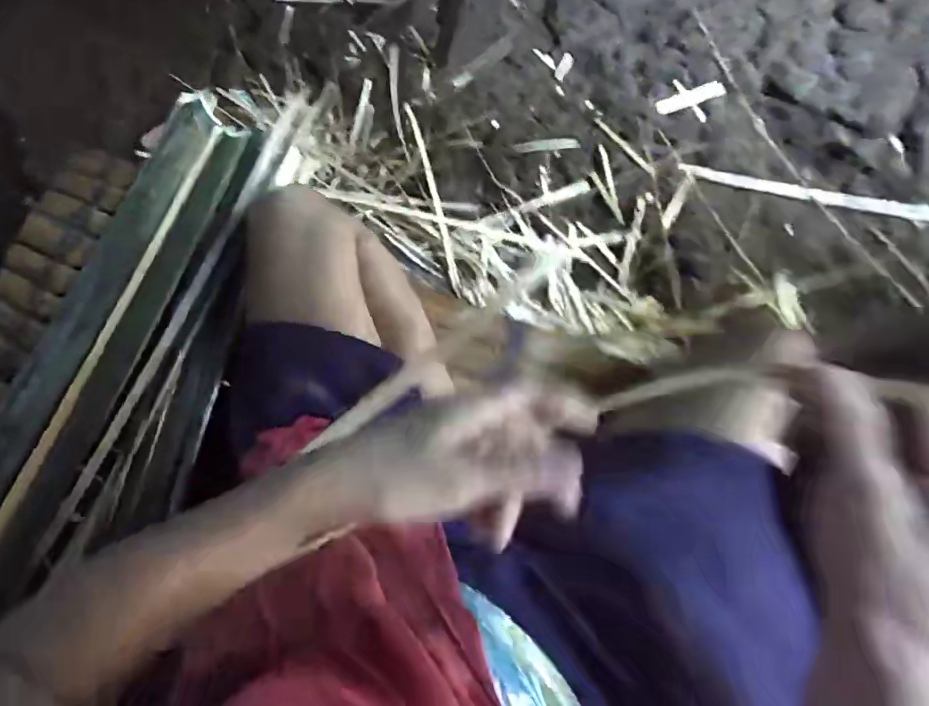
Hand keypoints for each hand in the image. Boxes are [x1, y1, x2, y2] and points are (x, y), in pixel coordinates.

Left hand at [306, 383, 596, 549]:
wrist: (334, 489)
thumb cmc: (400, 478)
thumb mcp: (465, 480)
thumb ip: (521, 473)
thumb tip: (574, 466)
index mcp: (473, 407)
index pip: (529, 392)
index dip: (564, 402)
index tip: (594, 426)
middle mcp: (464, 414)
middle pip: (517, 433)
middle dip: (538, 472)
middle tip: (563, 511)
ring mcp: (447, 436)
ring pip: (497, 458)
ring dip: (508, 494)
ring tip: (497, 536)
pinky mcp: (433, 458)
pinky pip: (475, 471)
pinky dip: (484, 498)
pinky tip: (480, 529)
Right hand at [793, 366, 928, 699]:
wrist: (863, 646)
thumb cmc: (877, 572)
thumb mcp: (863, 489)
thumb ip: (843, 418)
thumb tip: (810, 354)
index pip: (908, 401)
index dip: (852, 387)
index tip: (800, 379)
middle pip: (877, 412)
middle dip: (827, 416)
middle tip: (792, 429)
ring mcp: (915, 483)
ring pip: (853, 427)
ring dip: (814, 432)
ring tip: (792, 454)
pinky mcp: (880, 493)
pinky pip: (842, 448)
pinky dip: (813, 450)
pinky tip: (796, 465)